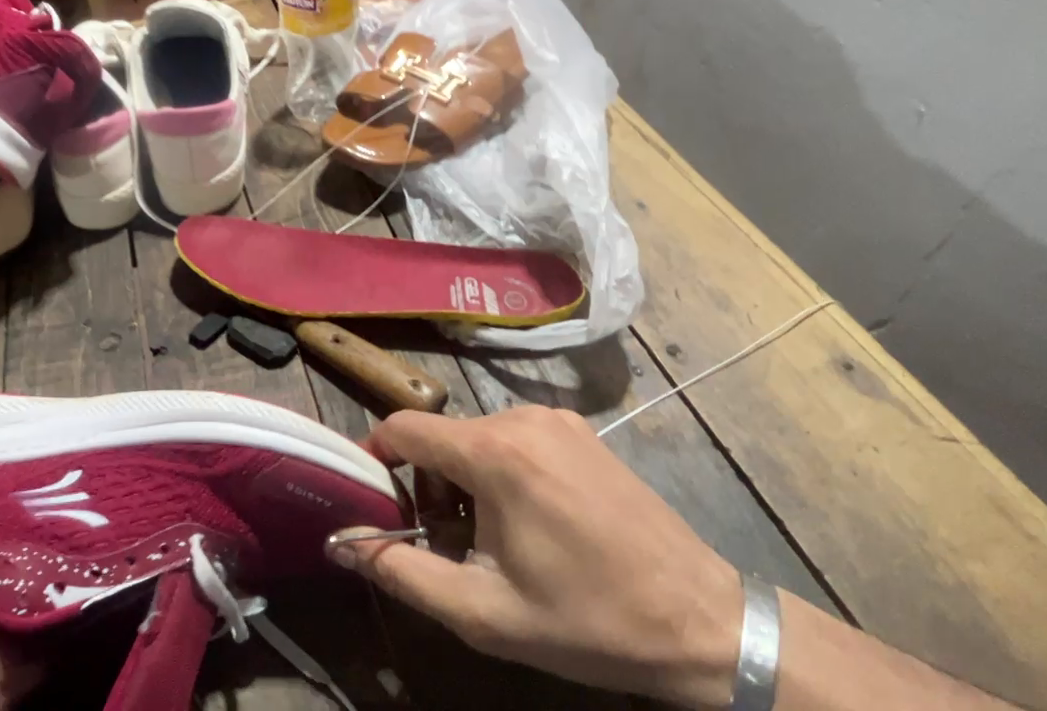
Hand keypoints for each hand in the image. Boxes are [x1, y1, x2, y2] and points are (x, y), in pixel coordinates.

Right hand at [329, 406, 741, 708]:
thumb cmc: (589, 621)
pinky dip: (500, 472)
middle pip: (440, 438)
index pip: (402, 428)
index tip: (377, 503)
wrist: (708, 627)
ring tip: (493, 540)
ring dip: (463, 481)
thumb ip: (400, 571)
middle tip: (447, 543)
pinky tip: (532, 522)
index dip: (377, 460)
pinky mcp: (583, 433)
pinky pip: (514, 439)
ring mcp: (558, 421)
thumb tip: (338, 544)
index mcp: (494, 452)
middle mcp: (522, 418)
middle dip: (427, 485)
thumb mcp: (482, 612)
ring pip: (475, 438)